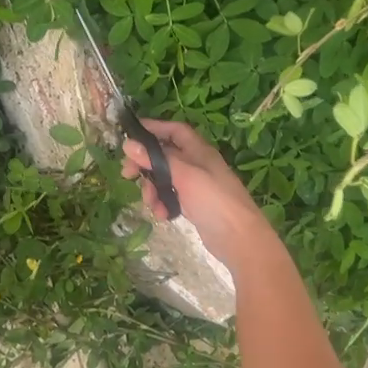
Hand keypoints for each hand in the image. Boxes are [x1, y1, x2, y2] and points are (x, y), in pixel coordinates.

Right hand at [120, 117, 279, 273]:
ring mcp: (195, 185)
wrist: (240, 238)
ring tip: (150, 203)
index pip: (175, 130)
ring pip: (164, 178)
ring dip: (152, 188)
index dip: (154, 128)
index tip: (130, 137)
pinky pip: (170, 197)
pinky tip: (162, 214)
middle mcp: (197, 164)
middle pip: (164, 155)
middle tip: (127, 174)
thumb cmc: (214, 200)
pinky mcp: (193, 204)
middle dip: (145, 164)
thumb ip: (157, 159)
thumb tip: (127, 144)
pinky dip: (162, 203)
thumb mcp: (184, 176)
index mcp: (199, 151)